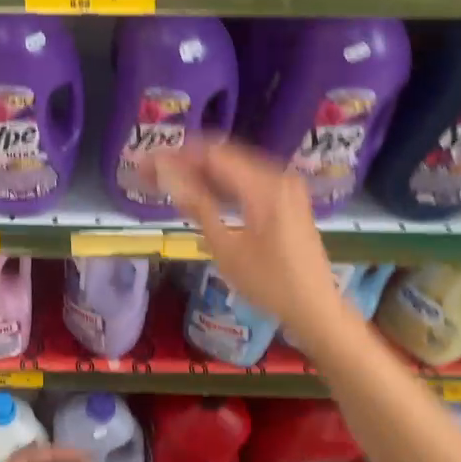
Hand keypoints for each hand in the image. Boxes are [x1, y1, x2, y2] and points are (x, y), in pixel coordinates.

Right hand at [148, 140, 353, 352]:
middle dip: (185, 161)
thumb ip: (197, 205)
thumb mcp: (226, 247)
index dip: (175, 156)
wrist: (315, 307)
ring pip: (234, 165)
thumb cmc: (269, 283)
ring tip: (168, 181)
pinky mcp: (287, 197)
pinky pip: (248, 177)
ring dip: (201, 170)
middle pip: (223, 155)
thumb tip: (166, 175)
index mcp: (263, 186)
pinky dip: (221, 182)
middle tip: (150, 172)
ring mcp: (285, 185)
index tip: (145, 164)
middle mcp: (277, 176)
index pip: (212, 154)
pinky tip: (199, 191)